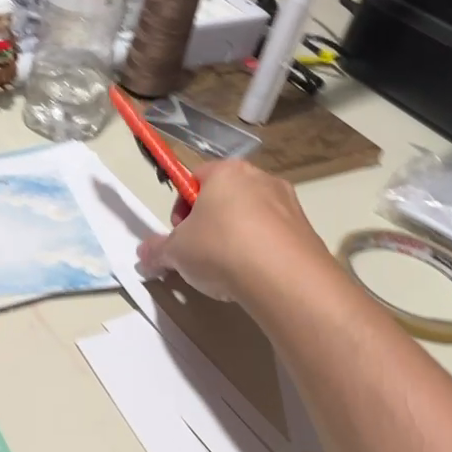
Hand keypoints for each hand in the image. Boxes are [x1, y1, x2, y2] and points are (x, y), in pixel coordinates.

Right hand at [137, 159, 332, 300]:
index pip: (194, 177)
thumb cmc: (220, 249)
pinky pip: (274, 235)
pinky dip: (260, 250)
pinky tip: (252, 275)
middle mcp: (261, 178)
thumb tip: (144, 255)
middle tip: (198, 250)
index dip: (181, 206)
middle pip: (225, 196)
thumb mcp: (176, 252)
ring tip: (227, 268)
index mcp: (226, 172)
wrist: (284, 279)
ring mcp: (289, 203)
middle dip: (209, 221)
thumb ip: (157, 250)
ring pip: (251, 216)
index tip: (179, 232)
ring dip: (236, 236)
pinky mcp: (307, 230)